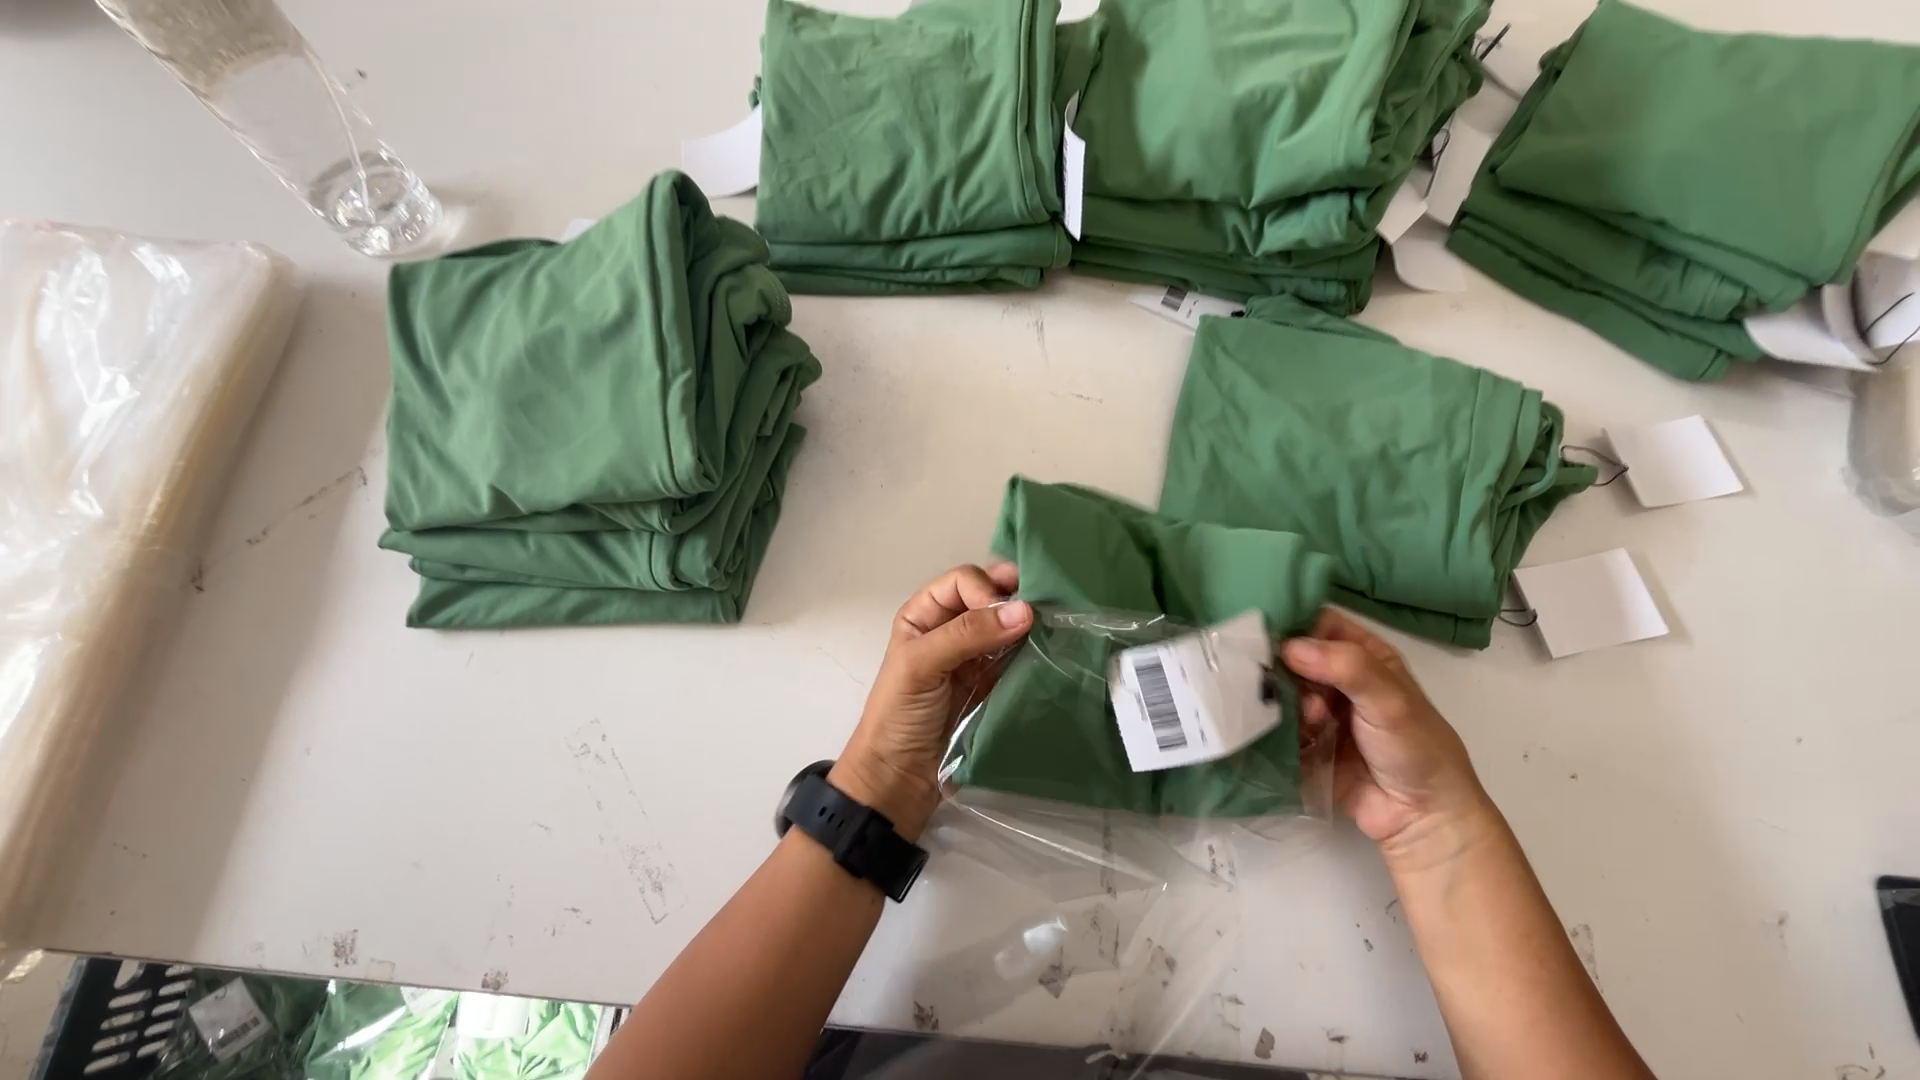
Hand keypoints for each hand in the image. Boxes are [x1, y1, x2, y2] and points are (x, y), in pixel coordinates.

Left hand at [832, 564, 1032, 840]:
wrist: (900, 778)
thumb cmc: (898, 715)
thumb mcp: (921, 666)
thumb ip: (968, 634)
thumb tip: (1025, 611)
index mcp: (924, 615)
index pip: (963, 582)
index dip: (987, 590)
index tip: (1007, 615)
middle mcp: (950, 628)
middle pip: (990, 597)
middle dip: (1015, 596)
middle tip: (1044, 606)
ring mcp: (975, 656)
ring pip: (1008, 625)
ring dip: (1029, 623)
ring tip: (1056, 625)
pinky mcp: (994, 684)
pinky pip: (1018, 657)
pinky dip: (1034, 651)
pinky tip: (1052, 648)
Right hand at [1281, 609, 1498, 869]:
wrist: (1421, 818)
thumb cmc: (1416, 749)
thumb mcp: (1391, 700)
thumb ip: (1346, 667)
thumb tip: (1289, 647)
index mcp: (1364, 657)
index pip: (1319, 623)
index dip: (1293, 622)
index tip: (1266, 630)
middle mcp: (1339, 679)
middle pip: (1293, 656)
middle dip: (1282, 666)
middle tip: (1279, 681)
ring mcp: (1321, 711)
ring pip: (1283, 690)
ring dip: (1285, 701)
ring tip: (1308, 720)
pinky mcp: (1306, 742)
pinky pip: (1278, 725)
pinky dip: (1276, 727)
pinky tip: (1292, 737)